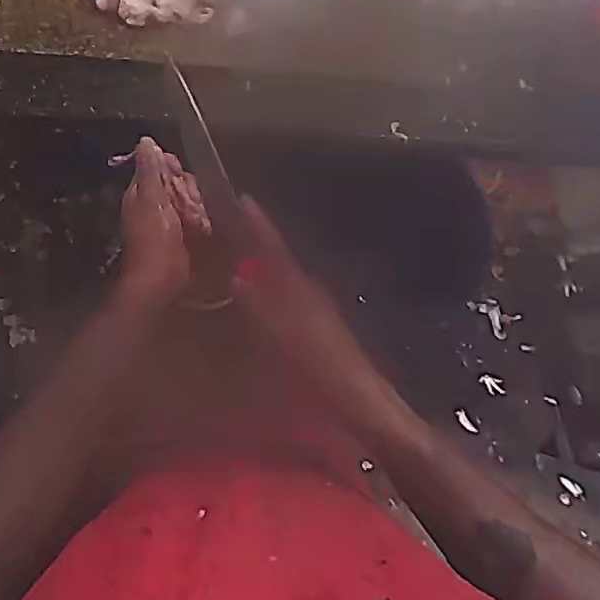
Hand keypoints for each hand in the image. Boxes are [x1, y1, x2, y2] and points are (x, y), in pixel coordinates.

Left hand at [116, 137, 190, 307]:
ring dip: (197, 205)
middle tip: (188, 204)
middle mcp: (155, 204)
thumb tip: (145, 141)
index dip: (171, 167)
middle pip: (178, 183)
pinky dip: (202, 219)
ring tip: (196, 218)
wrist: (161, 281)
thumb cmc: (153, 239)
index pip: (158, 167)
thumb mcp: (151, 199)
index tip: (180, 173)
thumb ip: (149, 170)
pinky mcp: (184, 235)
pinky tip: (205, 226)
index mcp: (141, 192)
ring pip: (190, 199)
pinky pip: (197, 217)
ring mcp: (170, 220)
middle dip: (188, 189)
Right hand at [235, 197, 402, 434]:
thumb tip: (237, 279)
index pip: (276, 249)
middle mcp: (312, 290)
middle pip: (281, 257)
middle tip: (235, 224)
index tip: (245, 200)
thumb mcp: (285, 340)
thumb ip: (260, 310)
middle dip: (260, 239)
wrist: (364, 399)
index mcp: (302, 289)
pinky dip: (275, 283)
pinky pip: (291, 291)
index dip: (261, 225)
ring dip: (267, 261)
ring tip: (243, 253)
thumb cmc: (323, 370)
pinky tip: (264, 292)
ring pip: (286, 274)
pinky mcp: (321, 323)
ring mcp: (319, 306)